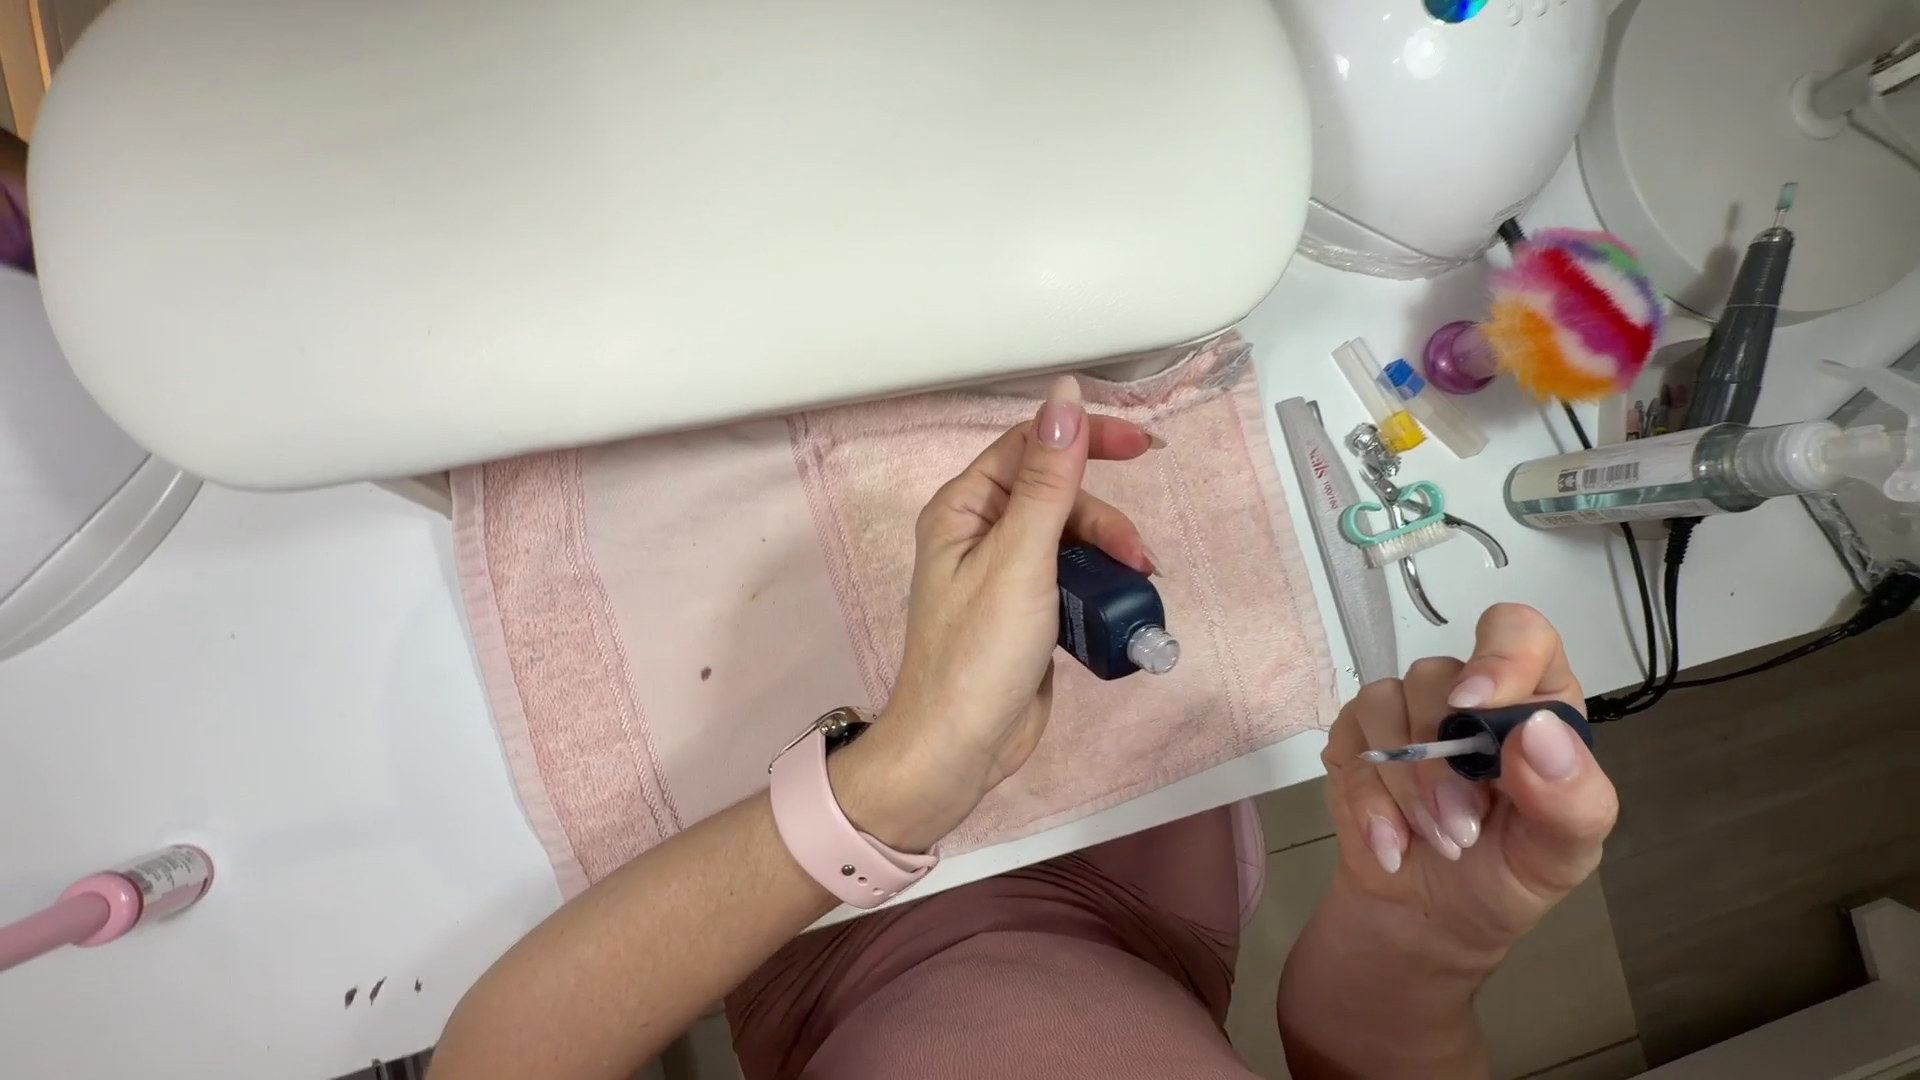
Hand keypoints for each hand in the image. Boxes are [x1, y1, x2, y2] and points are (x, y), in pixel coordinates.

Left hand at [834, 375, 1155, 850]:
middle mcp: (979, 533)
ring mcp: (1003, 573)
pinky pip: (1069, 576)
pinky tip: (1117, 603)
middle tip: (1134, 554)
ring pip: (1069, 537)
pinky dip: (1096, 583)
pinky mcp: (1025, 609)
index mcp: (963, 509)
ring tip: (1134, 583)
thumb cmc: (979, 653)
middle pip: (1056, 495)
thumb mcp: (1019, 558)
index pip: (1028, 447)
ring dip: (1106, 553)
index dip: (1084, 438)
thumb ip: (1046, 479)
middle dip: (1101, 518)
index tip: (1141, 445)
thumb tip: (1065, 399)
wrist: (961, 747)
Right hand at [1321, 604, 1618, 966]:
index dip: (1496, 656)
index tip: (1474, 706)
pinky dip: (1368, 801)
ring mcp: (1399, 711)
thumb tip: (1539, 734)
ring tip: (1432, 840)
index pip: (1516, 633)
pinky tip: (1390, 840)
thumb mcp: (1561, 855)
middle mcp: (1460, 695)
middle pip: (1433, 675)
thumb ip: (1570, 798)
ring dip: (1405, 786)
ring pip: (1381, 706)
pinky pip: (1347, 744)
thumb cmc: (1505, 875)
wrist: (1428, 911)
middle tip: (1460, 828)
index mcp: (1528, 702)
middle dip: (1441, 762)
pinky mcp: (1351, 736)